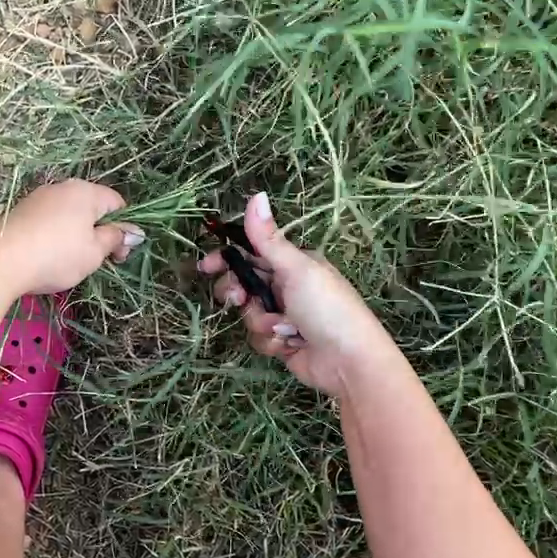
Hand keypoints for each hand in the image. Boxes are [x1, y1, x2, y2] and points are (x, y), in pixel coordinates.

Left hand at [0, 179, 144, 293]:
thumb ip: (115, 239)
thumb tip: (135, 232)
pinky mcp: (20, 211)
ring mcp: (38, 198)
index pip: (116, 203)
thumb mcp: (94, 252)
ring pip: (69, 215)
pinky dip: (55, 236)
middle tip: (98, 262)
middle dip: (100, 232)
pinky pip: (49, 220)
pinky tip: (47, 256)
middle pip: (92, 208)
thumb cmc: (57, 256)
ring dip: (77, 235)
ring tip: (70, 262)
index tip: (119, 255)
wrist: (0, 261)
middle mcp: (62, 187)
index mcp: (85, 191)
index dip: (124, 228)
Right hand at [198, 193, 382, 397]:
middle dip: (238, 294)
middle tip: (238, 300)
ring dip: (262, 322)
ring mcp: (285, 315)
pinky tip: (290, 344)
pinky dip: (271, 342)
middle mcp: (288, 287)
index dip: (226, 260)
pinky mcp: (282, 341)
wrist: (349, 362)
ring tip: (284, 328)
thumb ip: (268, 238)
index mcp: (294, 264)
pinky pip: (259, 337)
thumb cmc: (328, 309)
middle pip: (244, 284)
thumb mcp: (296, 269)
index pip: (251, 253)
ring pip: (249, 314)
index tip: (207, 268)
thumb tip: (256, 195)